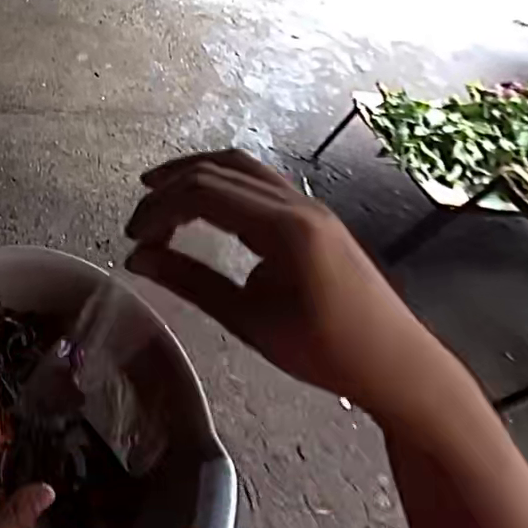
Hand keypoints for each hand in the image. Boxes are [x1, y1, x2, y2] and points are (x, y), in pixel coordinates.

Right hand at [124, 150, 439, 415]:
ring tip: (157, 192)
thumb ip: (191, 283)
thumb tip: (136, 259)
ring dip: (194, 174)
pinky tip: (203, 204)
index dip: (159, 208)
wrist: (395, 362)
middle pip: (218, 170)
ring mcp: (307, 203)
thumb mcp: (250, 321)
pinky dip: (221, 183)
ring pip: (239, 166)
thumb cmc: (325, 351)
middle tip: (138, 223)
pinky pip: (257, 181)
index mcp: (285, 228)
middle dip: (169, 189)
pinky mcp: (310, 213)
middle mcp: (297, 202)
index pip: (204, 193)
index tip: (132, 238)